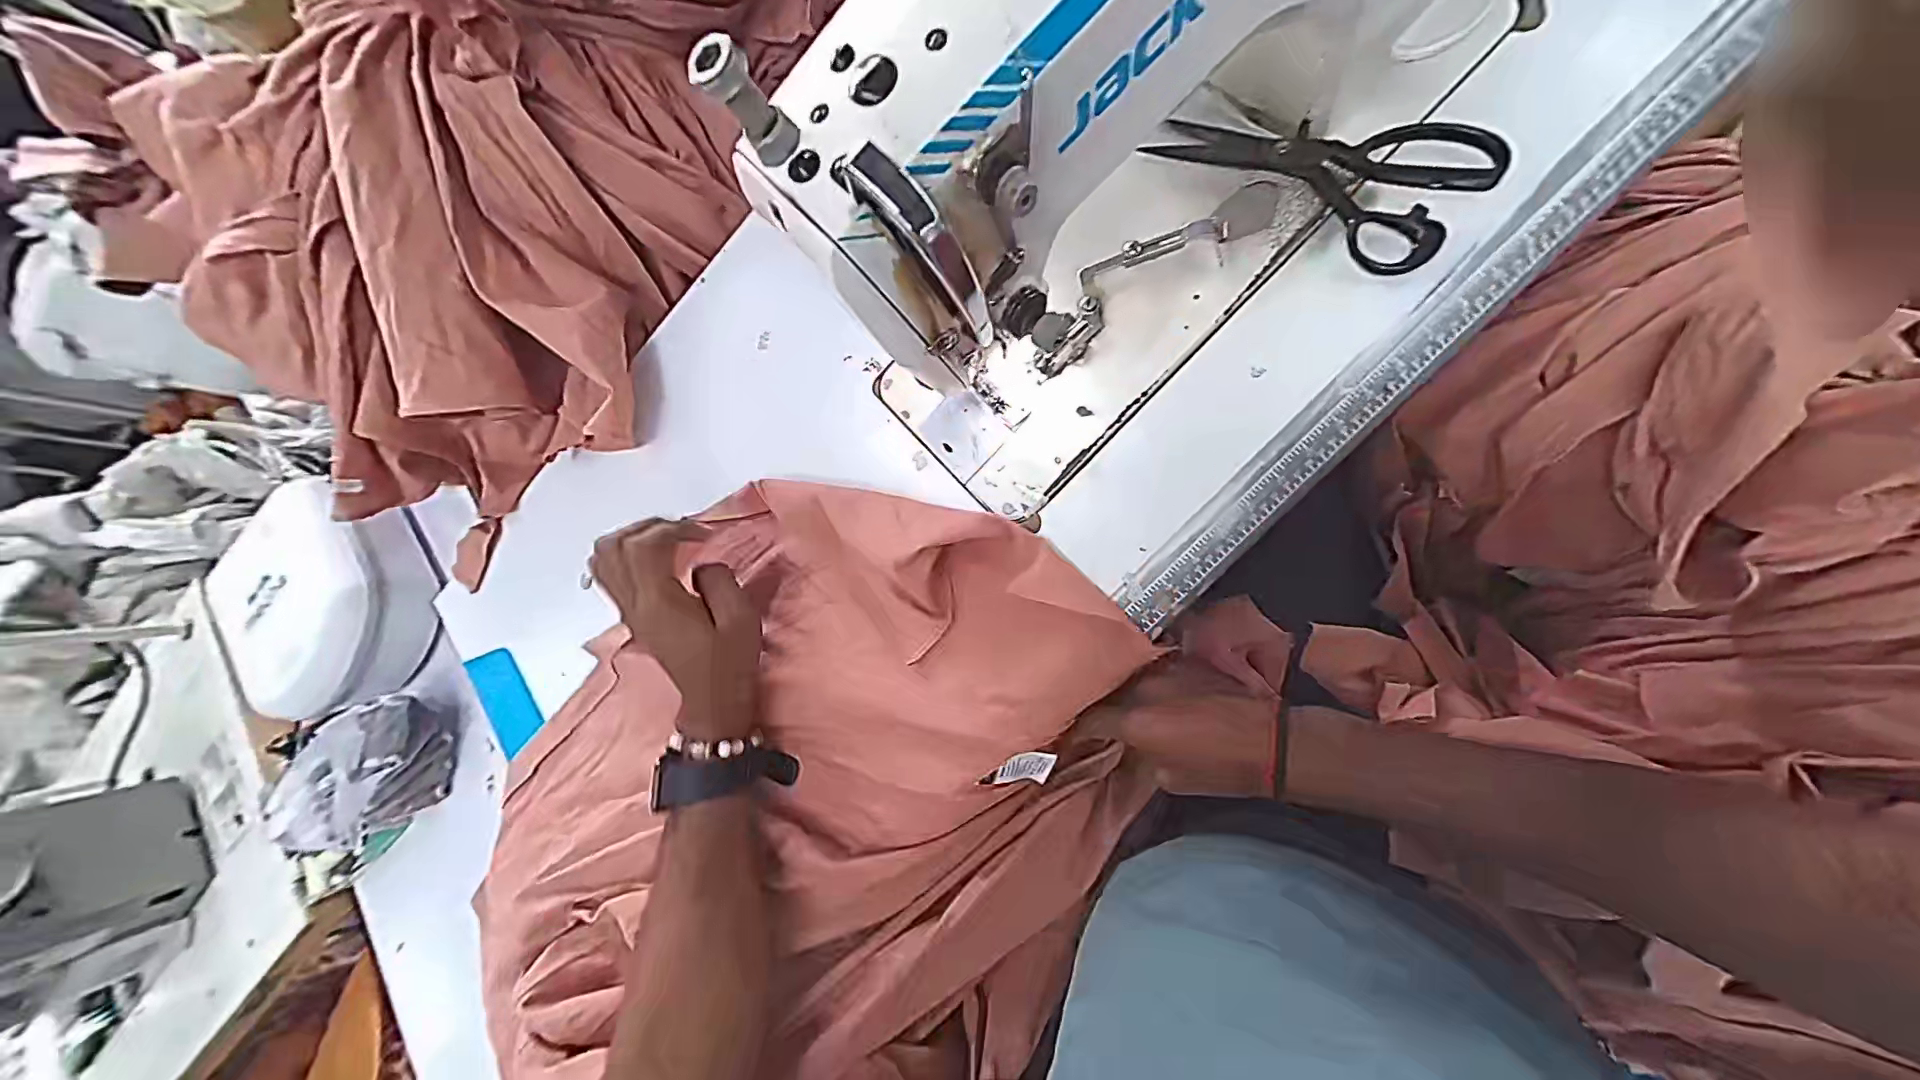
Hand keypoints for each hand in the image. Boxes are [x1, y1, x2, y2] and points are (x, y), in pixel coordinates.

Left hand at [591, 519, 762, 739]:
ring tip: (665, 537)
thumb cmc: (730, 660)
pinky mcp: (632, 617)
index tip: (704, 534)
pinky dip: (623, 554)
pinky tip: (650, 556)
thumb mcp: (740, 617)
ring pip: (604, 558)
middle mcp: (635, 605)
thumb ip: (719, 579)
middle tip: (684, 530)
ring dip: (632, 537)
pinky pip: (607, 574)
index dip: (674, 529)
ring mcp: (629, 611)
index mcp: (659, 603)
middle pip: (618, 546)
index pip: (645, 546)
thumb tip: (702, 565)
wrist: (714, 699)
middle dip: (652, 527)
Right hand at [1072, 657, 1279, 798]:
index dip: (1075, 732)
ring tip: (1109, 699)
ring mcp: (1161, 669)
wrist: (1269, 741)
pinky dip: (1138, 679)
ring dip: (1114, 688)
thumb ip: (1134, 756)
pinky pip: (1147, 667)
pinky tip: (1140, 688)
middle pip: (1101, 692)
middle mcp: (1140, 688)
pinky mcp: (1180, 660)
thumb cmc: (1219, 769)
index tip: (1068, 739)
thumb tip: (1119, 748)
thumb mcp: (1166, 777)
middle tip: (1085, 717)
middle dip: (1091, 705)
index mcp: (1133, 721)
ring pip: (1123, 675)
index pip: (1087, 721)